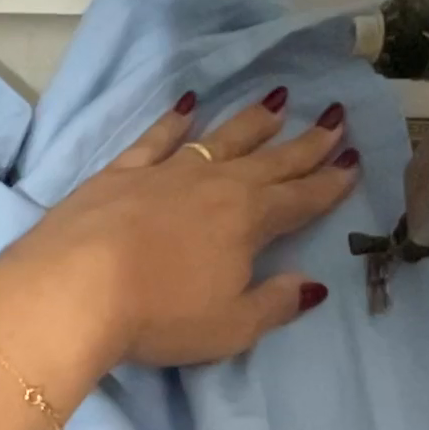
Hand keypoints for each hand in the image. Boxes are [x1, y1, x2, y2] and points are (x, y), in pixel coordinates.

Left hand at [0, 88, 358, 371]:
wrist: (77, 289)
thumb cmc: (162, 316)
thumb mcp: (232, 327)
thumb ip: (275, 304)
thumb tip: (312, 286)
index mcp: (248, 221)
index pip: (299, 200)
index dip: (329, 184)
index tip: (352, 164)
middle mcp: (214, 185)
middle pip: (269, 161)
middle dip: (304, 144)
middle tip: (332, 121)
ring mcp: (167, 173)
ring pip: (221, 139)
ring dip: (251, 123)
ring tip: (276, 102)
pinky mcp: (122, 173)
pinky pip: (158, 138)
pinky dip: (176, 120)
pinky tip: (188, 104)